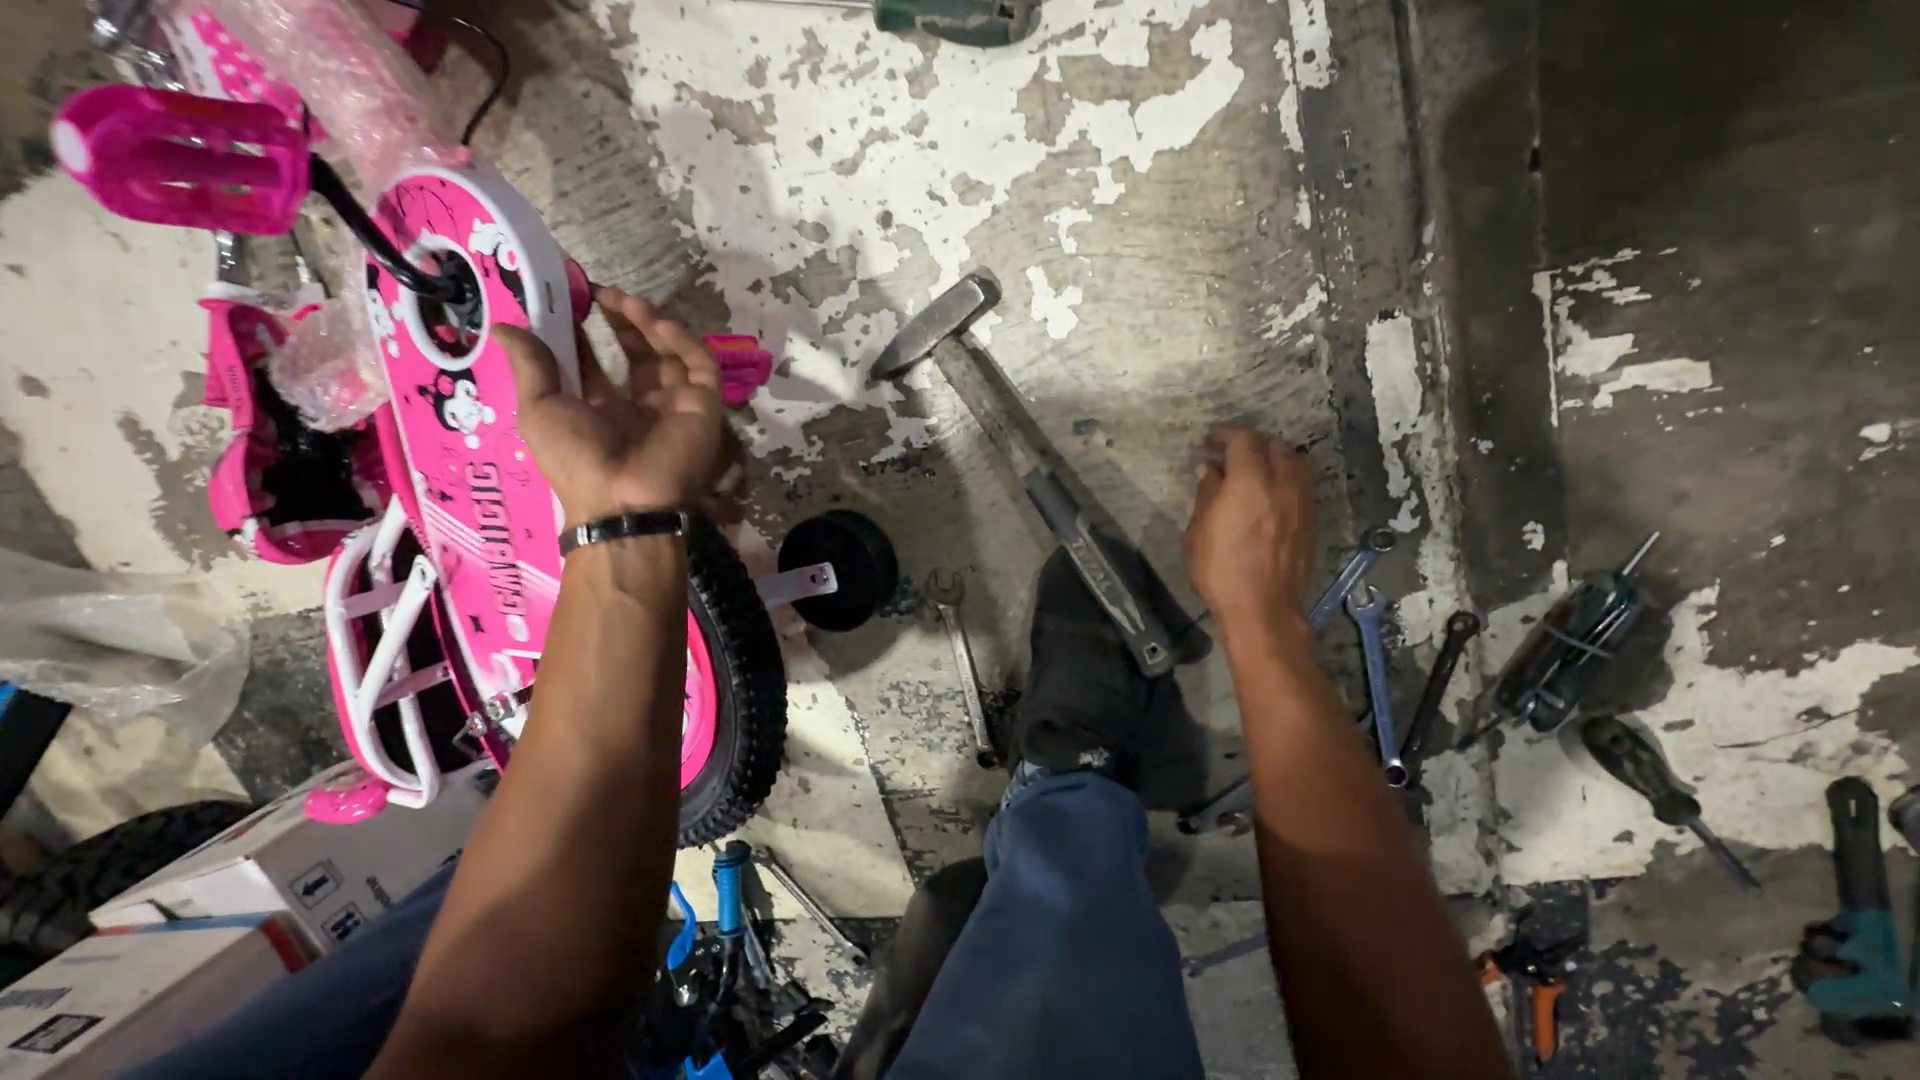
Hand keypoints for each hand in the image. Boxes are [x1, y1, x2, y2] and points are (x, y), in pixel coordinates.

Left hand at [496, 287, 727, 525]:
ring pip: (669, 353)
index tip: (569, 294)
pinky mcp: (703, 404)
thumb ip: (530, 365)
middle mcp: (640, 404)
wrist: (624, 499)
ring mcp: (674, 403)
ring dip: (648, 324)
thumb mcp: (540, 409)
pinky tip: (656, 322)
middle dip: (618, 320)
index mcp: (601, 408)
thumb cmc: (577, 459)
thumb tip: (504, 325)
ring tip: (622, 300)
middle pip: (636, 352)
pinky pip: (699, 364)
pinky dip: (682, 339)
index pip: (596, 360)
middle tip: (598, 291)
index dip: (584, 327)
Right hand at [1183, 425, 1317, 631]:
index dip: (1224, 433)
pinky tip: (1271, 491)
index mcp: (1250, 481)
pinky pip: (1303, 483)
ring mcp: (1302, 501)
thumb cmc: (1221, 571)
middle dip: (1250, 442)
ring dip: (1274, 456)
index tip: (1209, 441)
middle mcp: (1282, 483)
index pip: (1243, 439)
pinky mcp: (1312, 519)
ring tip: (1256, 468)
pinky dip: (1287, 476)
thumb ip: (1206, 494)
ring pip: (1295, 460)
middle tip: (1230, 453)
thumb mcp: (1198, 532)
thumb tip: (1210, 471)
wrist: (1263, 609)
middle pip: (1273, 444)